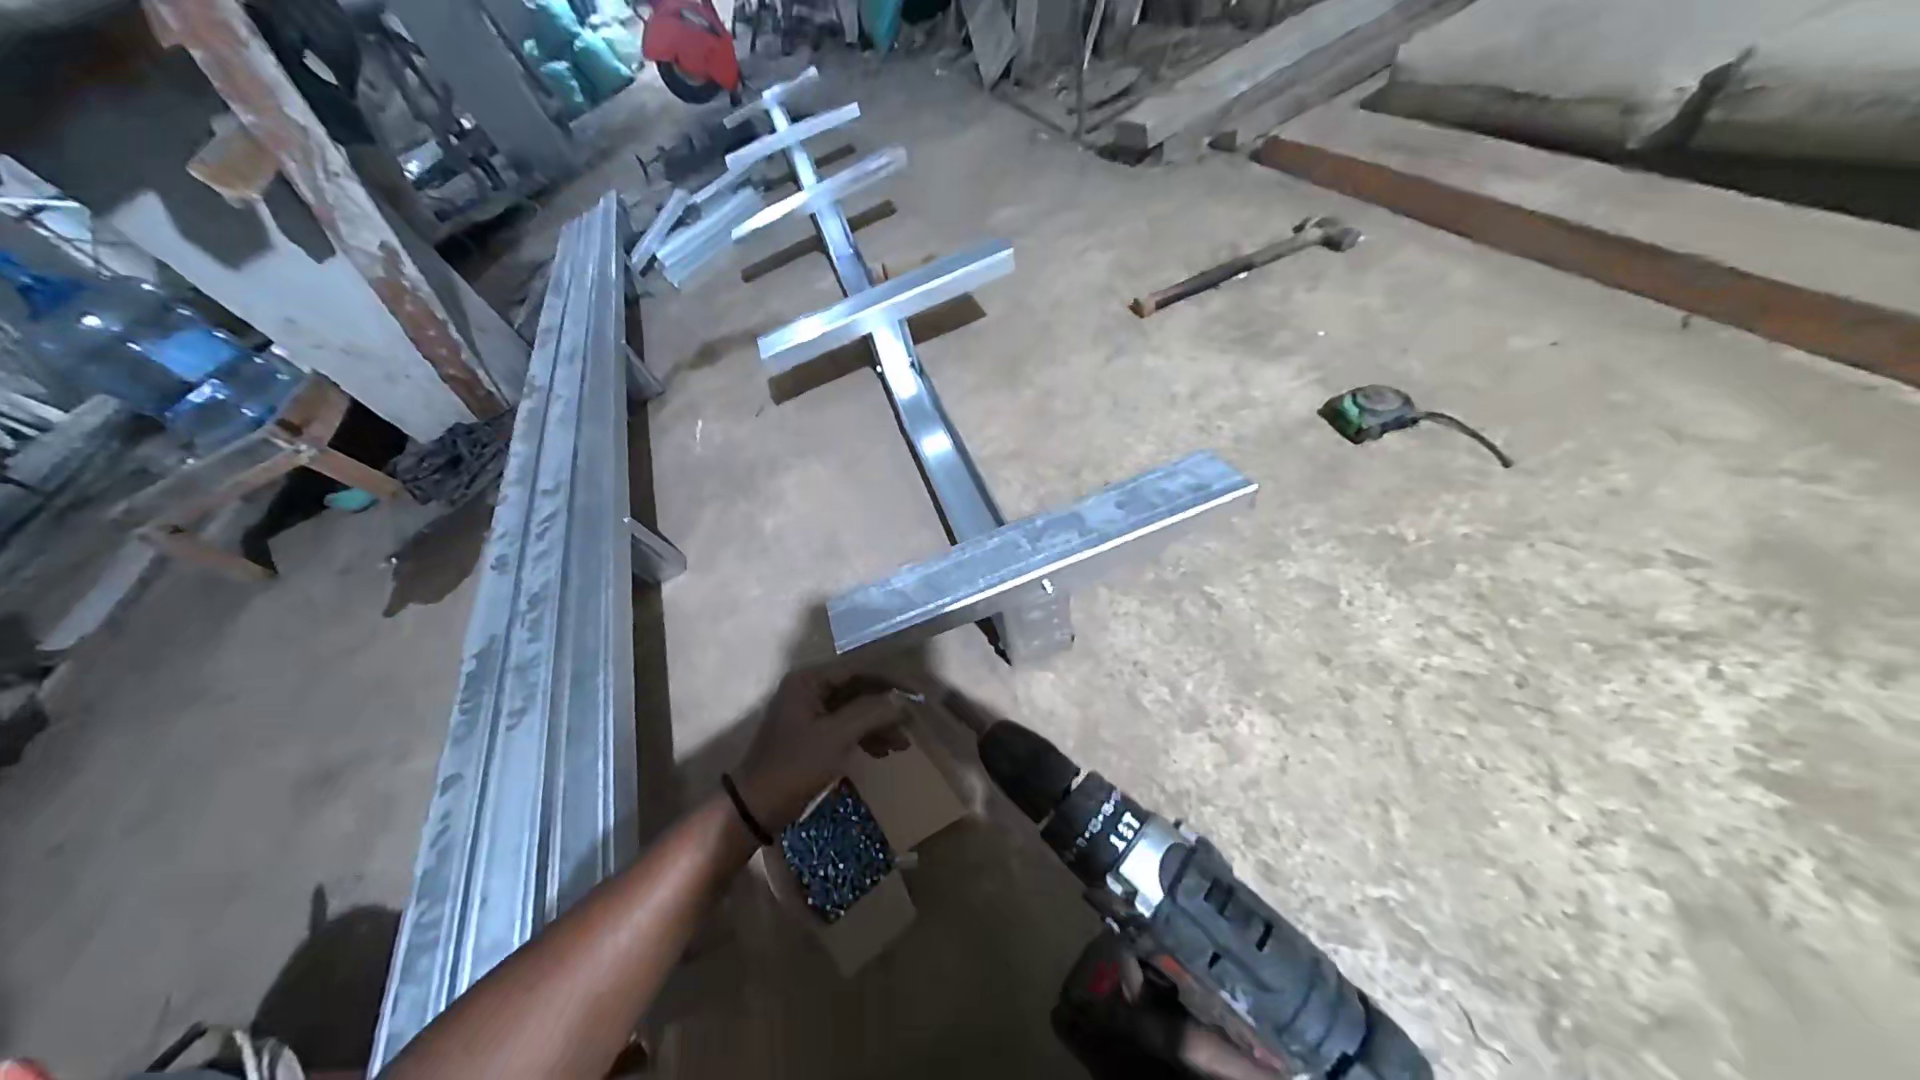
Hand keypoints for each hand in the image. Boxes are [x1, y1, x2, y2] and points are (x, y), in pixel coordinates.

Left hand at [733, 668, 913, 832]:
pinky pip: (845, 727)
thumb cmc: (794, 766)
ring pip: (854, 710)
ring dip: (879, 725)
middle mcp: (809, 688)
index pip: (859, 670)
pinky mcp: (812, 734)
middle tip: (912, 724)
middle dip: (886, 708)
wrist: (755, 807)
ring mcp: (809, 712)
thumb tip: (902, 701)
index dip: (891, 681)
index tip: (917, 695)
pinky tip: (882, 753)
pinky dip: (864, 737)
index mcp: (809, 680)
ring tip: (902, 745)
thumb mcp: (836, 737)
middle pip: (858, 689)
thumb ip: (871, 713)